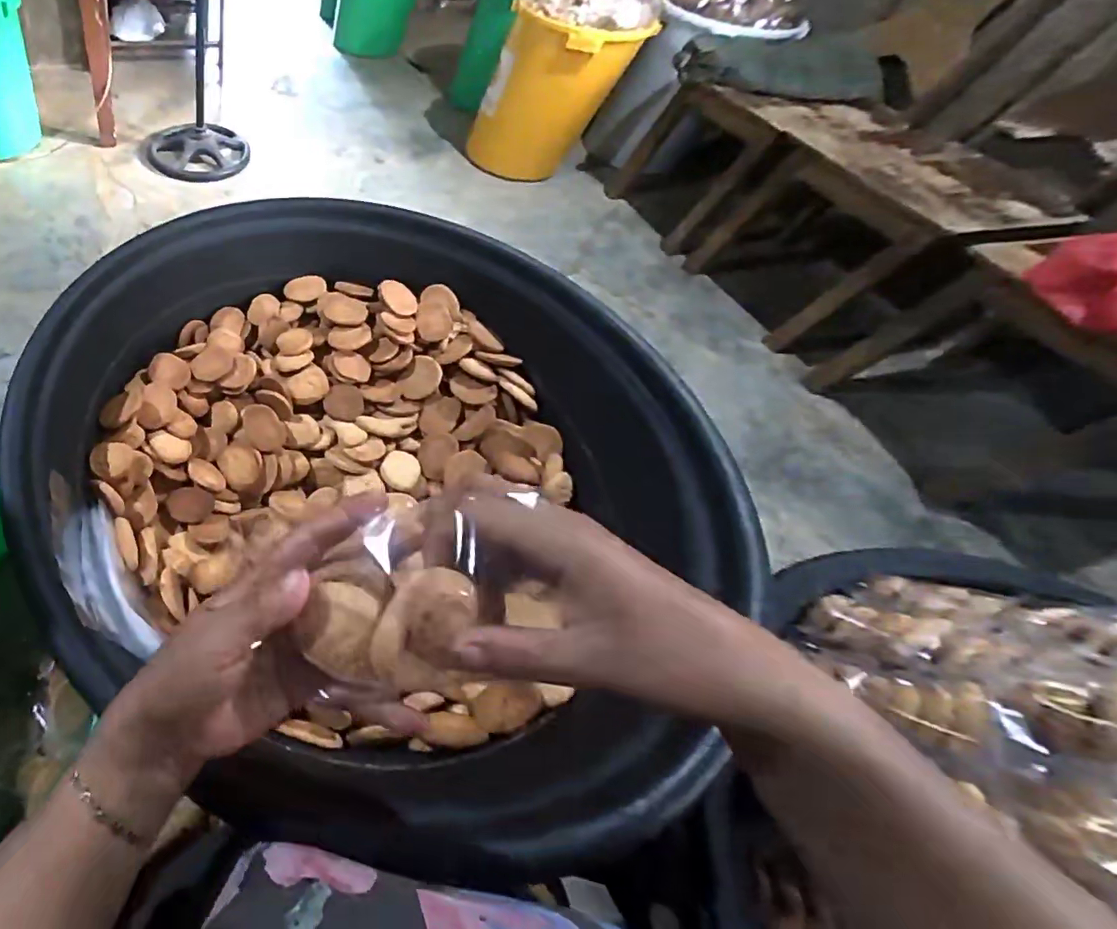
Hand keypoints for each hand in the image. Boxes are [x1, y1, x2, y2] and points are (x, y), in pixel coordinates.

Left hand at [91, 497, 426, 791]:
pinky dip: (376, 701)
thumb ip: (259, 611)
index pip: (301, 546)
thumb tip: (304, 575)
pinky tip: (412, 717)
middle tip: (426, 556)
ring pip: (349, 633)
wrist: (172, 733)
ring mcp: (296, 648)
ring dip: (386, 634)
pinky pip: (346, 688)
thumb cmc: (185, 673)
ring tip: (435, 636)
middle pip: (335, 582)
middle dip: (376, 567)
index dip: (336, 521)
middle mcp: (284, 610)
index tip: (377, 501)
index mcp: (258, 588)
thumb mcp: (217, 639)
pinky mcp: (303, 687)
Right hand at [446, 477, 803, 730]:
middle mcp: (559, 523)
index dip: (435, 531)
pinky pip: (516, 537)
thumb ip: (514, 652)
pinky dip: (490, 557)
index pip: (473, 507)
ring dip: (466, 541)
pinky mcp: (577, 553)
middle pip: (479, 495)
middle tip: (422, 568)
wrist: (747, 671)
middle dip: (441, 524)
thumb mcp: (589, 664)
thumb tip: (445, 647)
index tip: (419, 573)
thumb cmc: (671, 661)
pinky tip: (491, 599)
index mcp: (560, 538)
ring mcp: (570, 535)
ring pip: (496, 513)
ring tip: (452, 588)